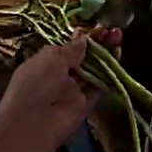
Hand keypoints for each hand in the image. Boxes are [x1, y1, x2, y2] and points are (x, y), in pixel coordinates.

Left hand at [0, 30, 117, 151]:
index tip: (98, 26)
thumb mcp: (51, 58)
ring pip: (94, 69)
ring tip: (118, 36)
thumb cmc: (36, 83)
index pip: (69, 46)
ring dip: (106, 53)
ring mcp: (74, 89)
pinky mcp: (86, 104)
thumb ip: (71, 48)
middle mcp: (61, 74)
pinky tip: (118, 53)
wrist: (32, 125)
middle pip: (84, 56)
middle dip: (98, 43)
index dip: (83, 37)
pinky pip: (100, 85)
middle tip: (113, 30)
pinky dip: (110, 71)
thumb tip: (83, 37)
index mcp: (47, 61)